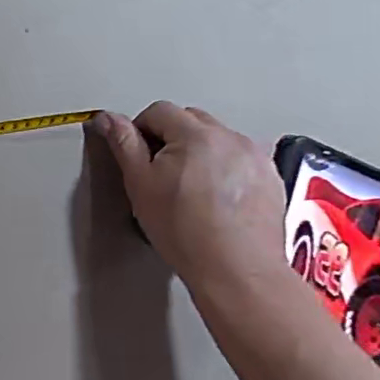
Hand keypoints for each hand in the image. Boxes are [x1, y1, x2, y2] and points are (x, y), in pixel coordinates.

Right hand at [89, 102, 286, 293]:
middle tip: (159, 171)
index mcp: (196, 135)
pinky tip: (212, 196)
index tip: (138, 153)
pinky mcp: (270, 177)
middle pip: (190, 119)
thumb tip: (109, 120)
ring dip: (198, 151)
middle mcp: (231, 139)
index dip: (140, 129)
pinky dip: (223, 168)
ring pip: (216, 138)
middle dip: (171, 137)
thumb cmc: (188, 233)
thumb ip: (123, 143)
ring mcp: (255, 157)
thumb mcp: (139, 183)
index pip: (160, 111)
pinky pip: (239, 158)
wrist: (235, 269)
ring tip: (188, 187)